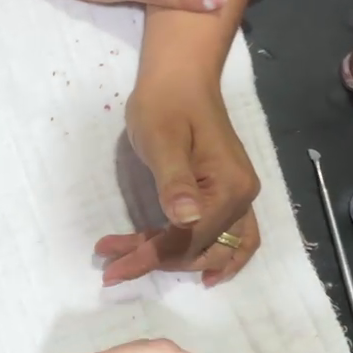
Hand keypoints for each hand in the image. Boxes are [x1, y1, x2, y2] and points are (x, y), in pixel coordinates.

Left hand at [97, 78, 261, 285]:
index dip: (148, 258)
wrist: (179, 77)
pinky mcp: (229, 194)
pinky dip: (216, 258)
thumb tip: (186, 220)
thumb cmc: (164, 104)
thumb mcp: (161, 141)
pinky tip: (202, 275)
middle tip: (110, 261)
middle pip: (198, 249)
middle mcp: (242, 199)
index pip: (186, 239)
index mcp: (228, 188)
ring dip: (175, 261)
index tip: (111, 270)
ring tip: (133, 262)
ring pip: (214, 249)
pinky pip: (232, 238)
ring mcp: (239, 198)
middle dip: (154, 259)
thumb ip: (174, 183)